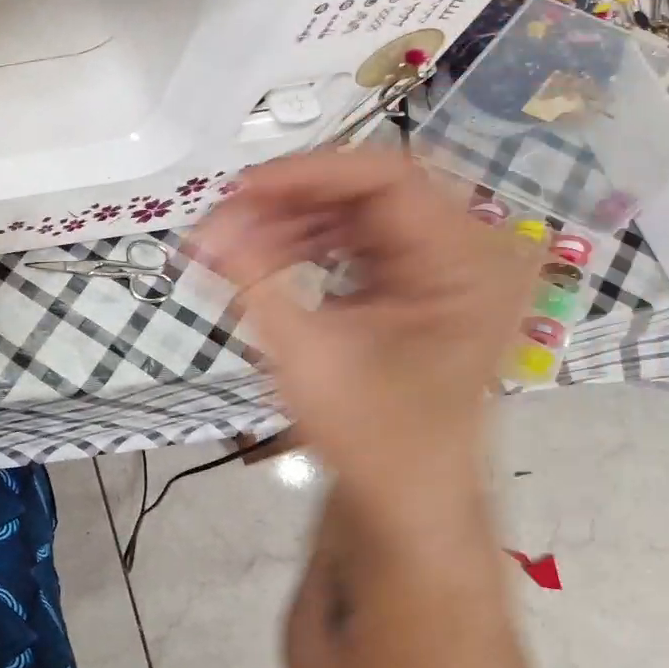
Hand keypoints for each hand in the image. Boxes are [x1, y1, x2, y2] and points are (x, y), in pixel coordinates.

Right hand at [193, 152, 539, 498]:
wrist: (407, 493)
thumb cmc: (370, 432)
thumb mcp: (304, 353)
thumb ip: (252, 282)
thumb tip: (200, 230)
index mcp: (467, 260)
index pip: (386, 178)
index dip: (304, 174)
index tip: (233, 191)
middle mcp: (468, 251)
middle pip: (369, 191)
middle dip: (289, 201)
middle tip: (222, 220)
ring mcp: (444, 267)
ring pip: (357, 213)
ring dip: (289, 223)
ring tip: (230, 245)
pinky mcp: (417, 285)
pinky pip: (356, 243)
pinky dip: (304, 246)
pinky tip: (259, 263)